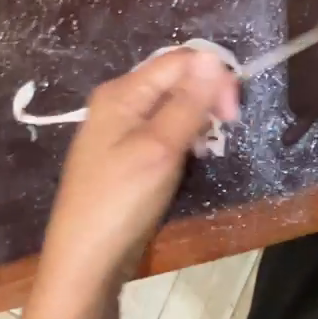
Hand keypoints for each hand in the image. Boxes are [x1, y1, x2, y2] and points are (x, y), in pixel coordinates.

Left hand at [39, 50, 239, 292]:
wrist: (84, 262)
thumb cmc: (120, 201)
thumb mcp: (160, 148)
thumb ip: (188, 102)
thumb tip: (212, 56)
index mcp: (123, 92)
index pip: (180, 61)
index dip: (212, 77)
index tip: (233, 115)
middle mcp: (120, 102)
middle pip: (175, 80)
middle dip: (206, 98)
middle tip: (225, 132)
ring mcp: (121, 129)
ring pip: (172, 107)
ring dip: (196, 120)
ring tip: (206, 150)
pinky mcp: (127, 154)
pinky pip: (163, 131)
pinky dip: (183, 139)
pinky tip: (190, 159)